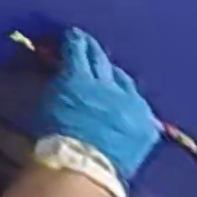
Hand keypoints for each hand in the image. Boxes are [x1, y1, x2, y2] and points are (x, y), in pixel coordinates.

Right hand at [35, 28, 161, 180]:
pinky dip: (125, 94)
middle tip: (84, 43)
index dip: (73, 39)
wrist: (86, 163)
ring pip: (124, 80)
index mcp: (82, 80)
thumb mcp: (49, 96)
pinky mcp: (147, 124)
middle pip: (104, 62)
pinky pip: (137, 101)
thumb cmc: (54, 128)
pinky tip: (119, 96)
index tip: (69, 32)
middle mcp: (112, 89)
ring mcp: (135, 107)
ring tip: (103, 70)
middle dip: (93, 50)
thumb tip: (57, 64)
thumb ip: (58, 78)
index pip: (78, 50)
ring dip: (111, 72)